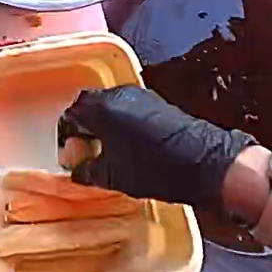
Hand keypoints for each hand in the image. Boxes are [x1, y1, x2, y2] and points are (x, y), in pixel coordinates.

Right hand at [59, 85, 255, 213]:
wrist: (205, 163)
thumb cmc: (155, 169)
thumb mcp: (114, 176)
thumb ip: (88, 171)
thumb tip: (77, 170)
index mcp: (101, 109)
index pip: (71, 116)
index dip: (66, 136)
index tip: (70, 154)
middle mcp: (116, 95)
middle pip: (88, 105)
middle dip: (83, 125)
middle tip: (84, 148)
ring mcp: (138, 95)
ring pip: (108, 104)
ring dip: (102, 121)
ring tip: (106, 148)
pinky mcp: (155, 101)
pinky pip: (126, 106)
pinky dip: (119, 120)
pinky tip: (127, 142)